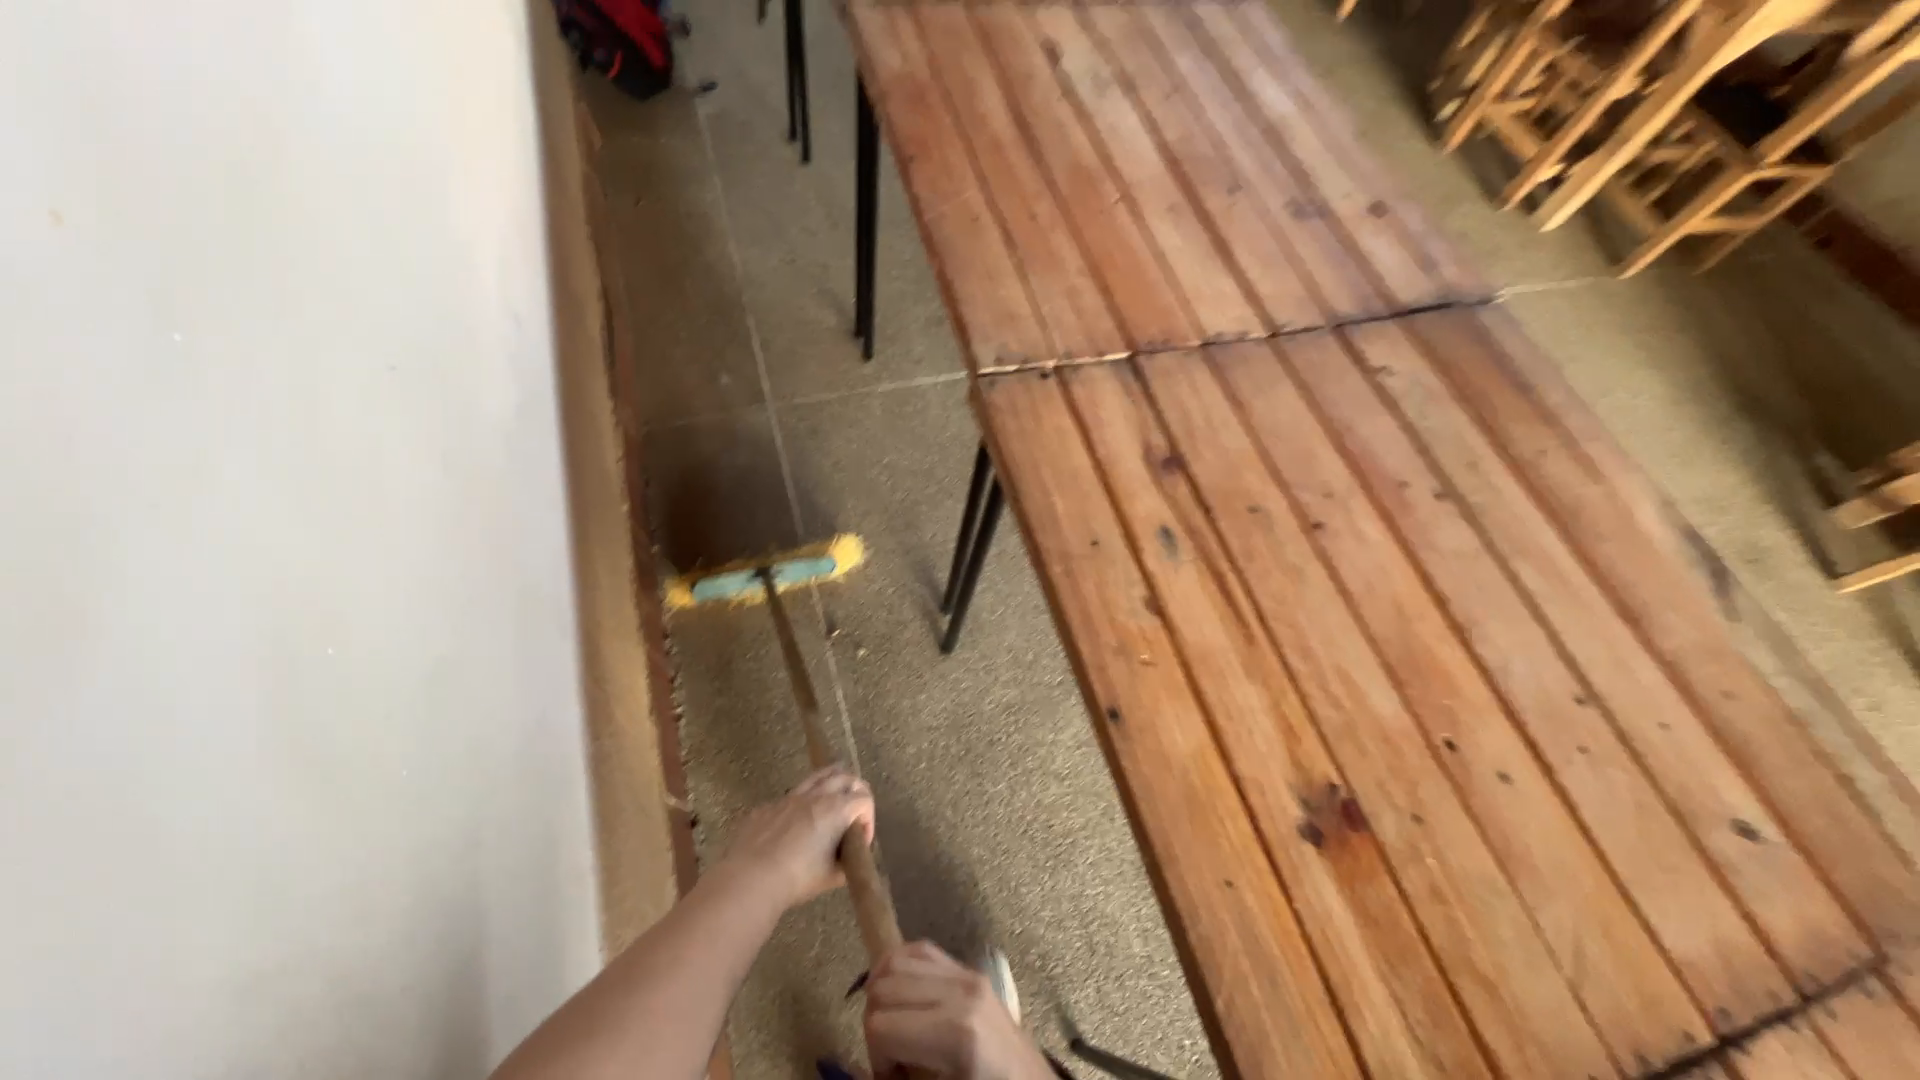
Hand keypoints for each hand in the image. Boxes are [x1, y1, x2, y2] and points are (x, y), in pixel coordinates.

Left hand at [713, 766, 875, 910]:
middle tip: (853, 815)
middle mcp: (816, 795)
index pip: (865, 799)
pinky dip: (801, 805)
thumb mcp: (832, 876)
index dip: (869, 819)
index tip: (860, 840)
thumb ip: (846, 863)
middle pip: (845, 776)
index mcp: (836, 809)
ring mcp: (789, 797)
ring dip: (830, 786)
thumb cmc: (798, 878)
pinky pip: (791, 796)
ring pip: (818, 776)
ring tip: (830, 806)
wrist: (751, 878)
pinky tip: (794, 829)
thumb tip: (847, 859)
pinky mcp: (768, 806)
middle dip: (855, 792)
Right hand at [864, 942, 1052, 1079]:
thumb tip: (869, 1063)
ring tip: (894, 1025)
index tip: (892, 1076)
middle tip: (890, 1055)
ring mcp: (968, 974)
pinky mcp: (970, 970)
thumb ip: (898, 1074)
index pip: (880, 1025)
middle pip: (883, 987)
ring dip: (882, 993)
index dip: (875, 1057)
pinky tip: (900, 996)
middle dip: (874, 1024)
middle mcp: (961, 992)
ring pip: (895, 961)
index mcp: (956, 1033)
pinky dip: (899, 968)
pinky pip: (920, 950)